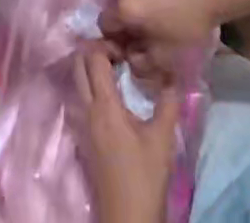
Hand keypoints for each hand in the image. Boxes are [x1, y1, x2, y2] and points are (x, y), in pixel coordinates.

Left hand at [73, 40, 180, 222]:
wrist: (127, 218)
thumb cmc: (145, 175)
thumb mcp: (162, 136)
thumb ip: (169, 100)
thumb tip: (174, 71)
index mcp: (104, 106)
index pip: (93, 60)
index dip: (106, 45)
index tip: (126, 45)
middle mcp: (86, 111)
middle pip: (77, 68)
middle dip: (92, 51)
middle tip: (117, 49)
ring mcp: (81, 126)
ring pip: (75, 84)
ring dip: (88, 68)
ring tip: (113, 64)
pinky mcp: (82, 138)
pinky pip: (78, 100)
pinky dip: (88, 86)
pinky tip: (108, 91)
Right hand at [101, 0, 220, 79]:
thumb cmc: (188, 23)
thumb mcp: (164, 56)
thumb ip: (140, 62)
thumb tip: (131, 58)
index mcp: (122, 6)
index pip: (104, 26)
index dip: (115, 40)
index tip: (132, 47)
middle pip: (114, 7)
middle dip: (124, 22)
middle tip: (143, 34)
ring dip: (134, 6)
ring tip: (155, 16)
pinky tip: (164, 1)